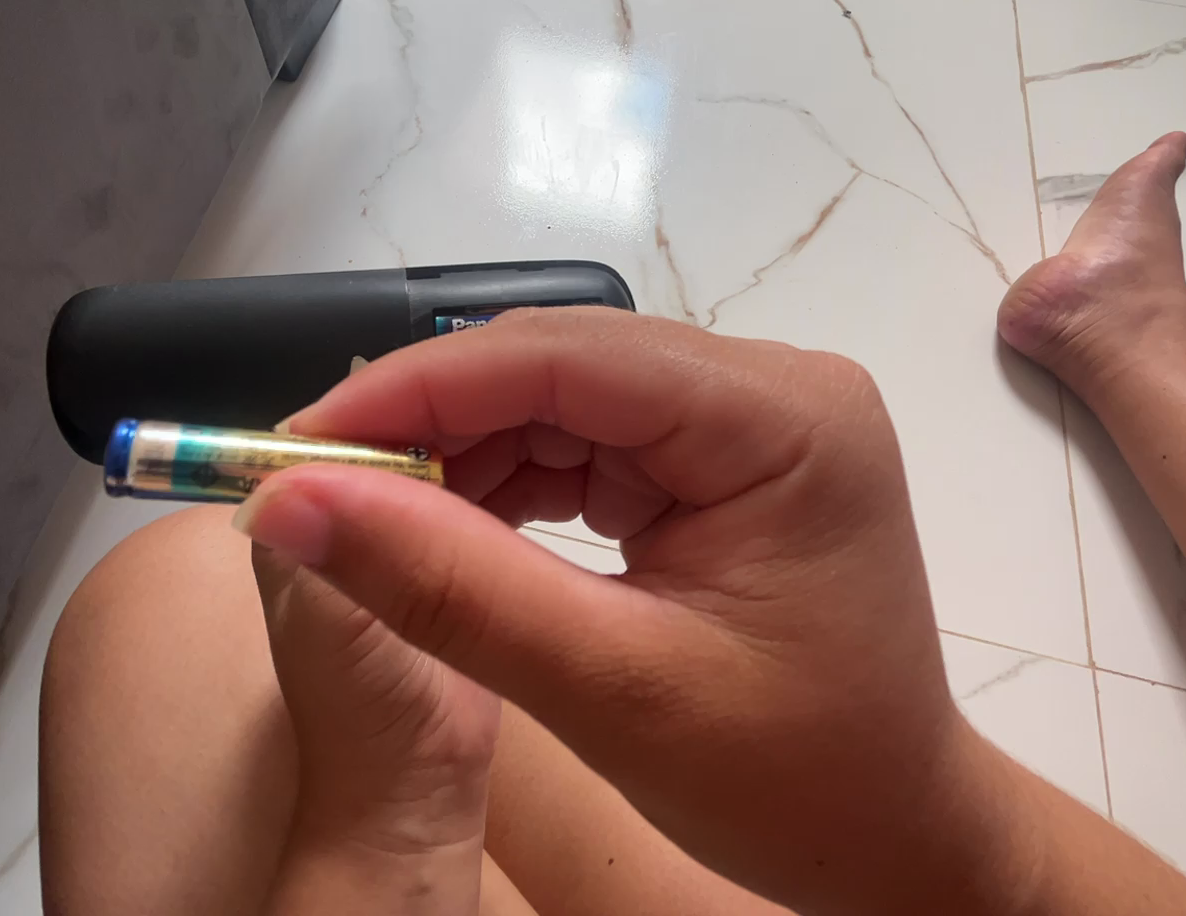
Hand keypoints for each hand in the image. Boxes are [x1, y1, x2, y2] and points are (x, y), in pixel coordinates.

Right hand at [232, 308, 1013, 913]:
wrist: (890, 828)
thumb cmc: (791, 780)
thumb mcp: (610, 691)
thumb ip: (449, 588)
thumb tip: (295, 503)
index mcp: (780, 420)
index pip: (567, 356)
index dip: (420, 388)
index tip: (302, 443)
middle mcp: (768, 387)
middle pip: (560, 363)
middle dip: (431, 421)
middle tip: (322, 489)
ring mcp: (742, 413)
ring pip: (560, 393)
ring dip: (463, 450)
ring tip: (386, 520)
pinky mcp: (716, 449)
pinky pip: (584, 433)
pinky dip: (508, 474)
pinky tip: (459, 524)